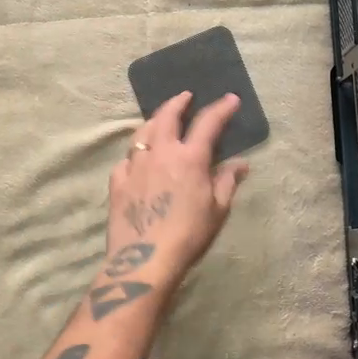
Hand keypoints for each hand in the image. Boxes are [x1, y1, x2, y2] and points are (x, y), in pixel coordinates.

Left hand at [101, 92, 249, 292]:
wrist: (144, 262)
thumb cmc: (189, 235)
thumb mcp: (218, 209)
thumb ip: (227, 181)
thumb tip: (240, 164)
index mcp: (190, 158)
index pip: (208, 122)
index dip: (221, 107)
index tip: (230, 99)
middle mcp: (162, 153)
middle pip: (167, 116)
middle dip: (178, 102)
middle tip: (186, 96)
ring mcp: (136, 166)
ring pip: (142, 133)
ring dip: (154, 121)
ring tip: (160, 119)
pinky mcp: (117, 183)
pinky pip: (125, 159)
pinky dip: (135, 153)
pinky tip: (138, 157)